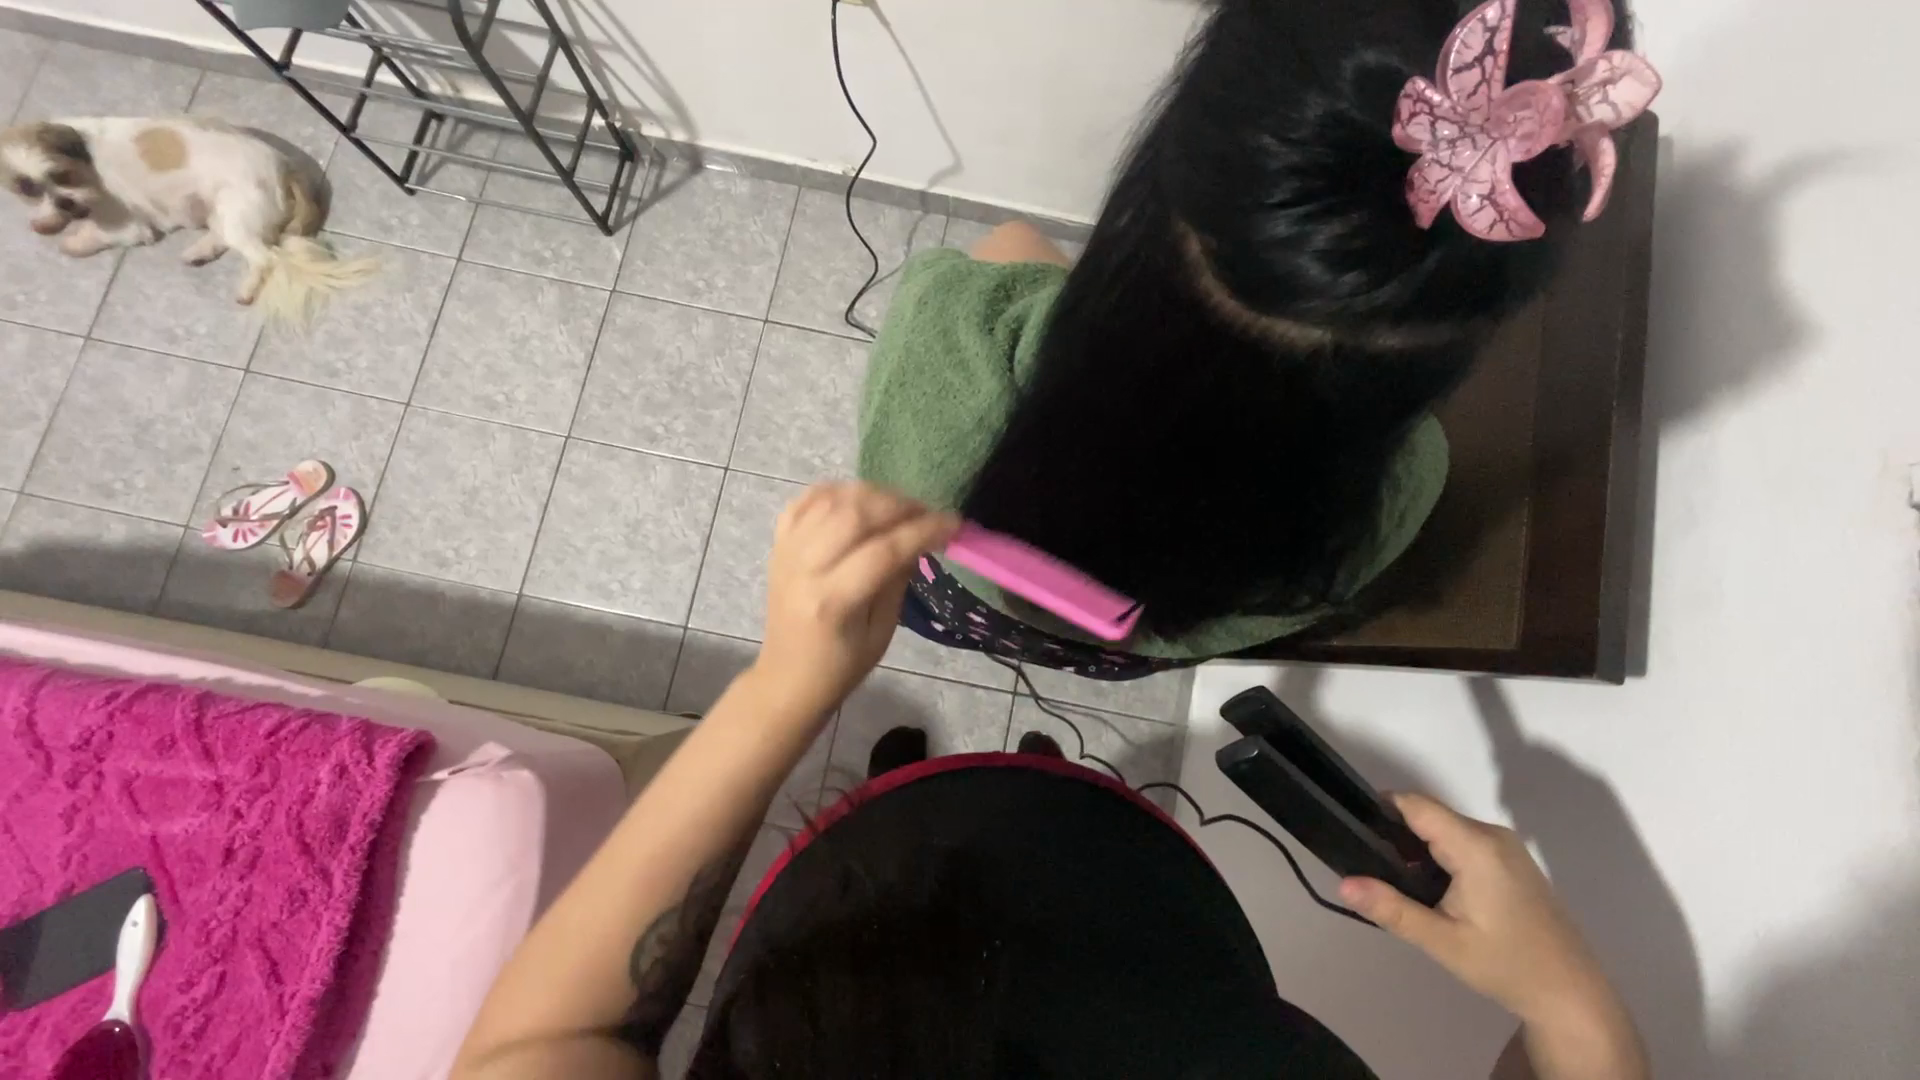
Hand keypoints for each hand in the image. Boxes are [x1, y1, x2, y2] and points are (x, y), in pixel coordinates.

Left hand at [747, 483, 958, 717]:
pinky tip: (859, 499)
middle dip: (899, 505)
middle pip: (853, 515)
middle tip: (927, 513)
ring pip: (830, 501)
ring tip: (898, 507)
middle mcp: (804, 569)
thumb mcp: (881, 632)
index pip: (883, 551)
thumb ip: (897, 580)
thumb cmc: (841, 665)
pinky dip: (835, 491)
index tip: (954, 524)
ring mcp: (786, 552)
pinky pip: (804, 501)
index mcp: (833, 602)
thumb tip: (920, 538)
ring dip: (871, 494)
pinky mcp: (778, 544)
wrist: (788, 678)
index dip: (923, 531)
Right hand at [1339, 794, 1618, 1025]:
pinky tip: (1432, 890)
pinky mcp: (1510, 860)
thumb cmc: (1508, 966)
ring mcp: (1505, 846)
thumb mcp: (1443, 942)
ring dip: (1417, 847)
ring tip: (1398, 883)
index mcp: (1476, 846)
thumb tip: (1343, 884)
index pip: (1414, 804)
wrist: (1573, 997)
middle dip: (1395, 835)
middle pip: (1427, 815)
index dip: (1379, 810)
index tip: (1353, 831)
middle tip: (1372, 869)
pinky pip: (1461, 840)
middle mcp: (1492, 835)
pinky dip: (1438, 855)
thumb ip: (1391, 909)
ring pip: (1443, 828)